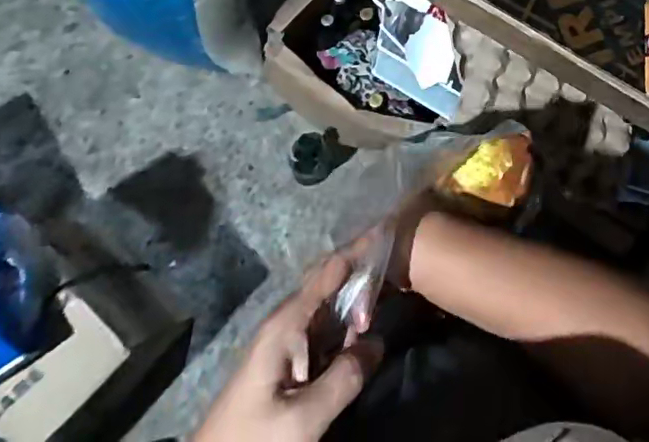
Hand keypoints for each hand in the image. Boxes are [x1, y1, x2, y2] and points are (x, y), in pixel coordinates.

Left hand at [191, 252, 383, 441]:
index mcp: (286, 323)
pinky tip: (363, 328)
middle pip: (329, 282)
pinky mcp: (288, 362)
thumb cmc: (253, 439)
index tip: (387, 227)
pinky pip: (323, 331)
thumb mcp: (302, 419)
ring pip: (328, 307)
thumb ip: (343, 379)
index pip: (329, 270)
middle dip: (360, 273)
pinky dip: (346, 324)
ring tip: (385, 290)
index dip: (358, 249)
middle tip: (395, 267)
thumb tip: (378, 341)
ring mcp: (286, 341)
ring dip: (355, 300)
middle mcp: (286, 322)